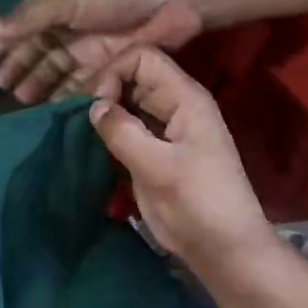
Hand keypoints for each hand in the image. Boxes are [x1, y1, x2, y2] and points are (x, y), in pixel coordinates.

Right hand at [0, 0, 204, 103]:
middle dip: (24, 68)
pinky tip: (56, 107)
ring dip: (44, 82)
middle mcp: (72, 19)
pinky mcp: (115, 61)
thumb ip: (29, 19)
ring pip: (62, 66)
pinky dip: (70, 92)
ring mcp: (94, 41)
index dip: (7, 44)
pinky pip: (86, 79)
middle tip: (7, 94)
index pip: (25, 22)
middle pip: (42, 47)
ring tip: (25, 104)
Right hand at [86, 46, 270, 265]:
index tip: (96, 103)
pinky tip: (92, 143)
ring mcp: (166, 128)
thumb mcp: (158, 167)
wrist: (225, 250)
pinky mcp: (156, 151)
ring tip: (81, 129)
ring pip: (128, 101)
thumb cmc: (199, 204)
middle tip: (83, 118)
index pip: (142, 57)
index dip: (115, 71)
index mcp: (185, 98)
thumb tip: (93, 107)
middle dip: (105, 89)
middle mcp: (175, 105)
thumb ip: (123, 132)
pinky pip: (128, 126)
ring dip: (105, 110)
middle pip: (132, 76)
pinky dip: (109, 130)